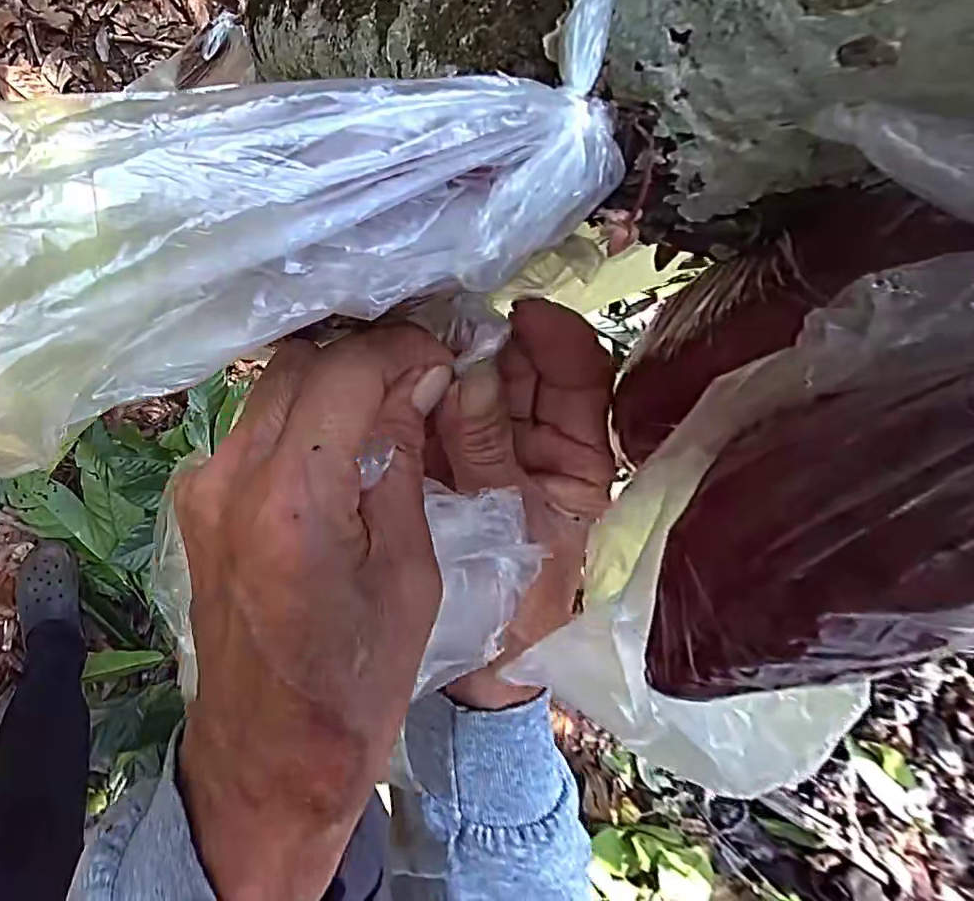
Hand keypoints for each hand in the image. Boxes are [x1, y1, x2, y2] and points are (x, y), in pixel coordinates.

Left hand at [175, 326, 453, 899]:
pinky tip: (335, 436)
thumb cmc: (356, 682)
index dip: (398, 349)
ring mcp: (201, 482)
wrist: (267, 752)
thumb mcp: (410, 572)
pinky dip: (298, 411)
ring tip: (381, 399)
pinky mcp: (194, 494)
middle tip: (414, 374)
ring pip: (269, 386)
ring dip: (329, 379)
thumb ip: (401, 461)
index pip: (342, 373)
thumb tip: (415, 382)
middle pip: (297, 364)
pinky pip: (252, 423)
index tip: (437, 354)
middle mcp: (229, 476)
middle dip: (363, 355)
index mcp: (291, 502)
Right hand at [429, 299, 615, 709]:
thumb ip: (488, 449)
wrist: (472, 659)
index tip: (523, 315)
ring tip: (416, 335)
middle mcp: (529, 439)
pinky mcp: (434, 450)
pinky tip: (394, 368)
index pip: (579, 379)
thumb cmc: (514, 601)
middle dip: (488, 340)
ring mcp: (478, 442)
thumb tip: (466, 373)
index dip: (558, 340)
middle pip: (518, 371)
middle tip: (447, 320)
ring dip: (447, 357)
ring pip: (468, 384)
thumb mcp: (512, 523)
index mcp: (575, 457)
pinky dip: (416, 386)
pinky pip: (429, 409)